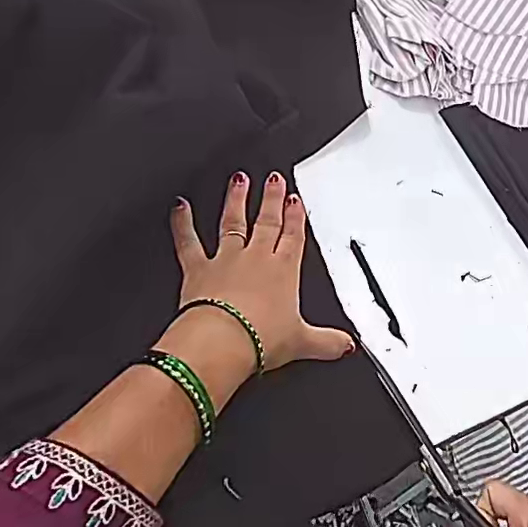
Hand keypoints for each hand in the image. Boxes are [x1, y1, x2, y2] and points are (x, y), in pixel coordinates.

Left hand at [170, 171, 352, 374]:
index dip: (296, 217)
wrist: (222, 342)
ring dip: (236, 201)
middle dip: (272, 199)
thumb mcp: (303, 343)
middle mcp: (256, 259)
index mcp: (284, 271)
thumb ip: (327, 342)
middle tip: (274, 179)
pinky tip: (180, 207)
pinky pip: (188, 241)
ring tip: (238, 181)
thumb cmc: (259, 339)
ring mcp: (226, 260)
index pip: (293, 237)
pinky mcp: (197, 269)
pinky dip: (183, 223)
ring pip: (233, 223)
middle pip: (267, 222)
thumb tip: (347, 347)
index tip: (296, 200)